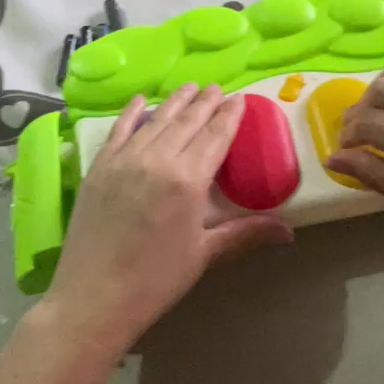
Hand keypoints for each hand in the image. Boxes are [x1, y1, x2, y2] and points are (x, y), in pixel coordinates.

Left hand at [42, 83, 292, 354]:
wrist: (94, 297)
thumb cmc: (156, 280)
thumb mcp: (204, 254)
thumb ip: (244, 233)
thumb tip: (289, 232)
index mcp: (188, 180)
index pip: (214, 137)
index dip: (229, 116)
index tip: (239, 99)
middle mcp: (157, 160)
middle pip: (187, 123)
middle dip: (205, 103)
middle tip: (217, 87)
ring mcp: (124, 160)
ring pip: (156, 121)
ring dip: (175, 102)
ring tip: (190, 87)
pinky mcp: (99, 168)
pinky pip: (119, 131)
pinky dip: (132, 113)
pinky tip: (142, 100)